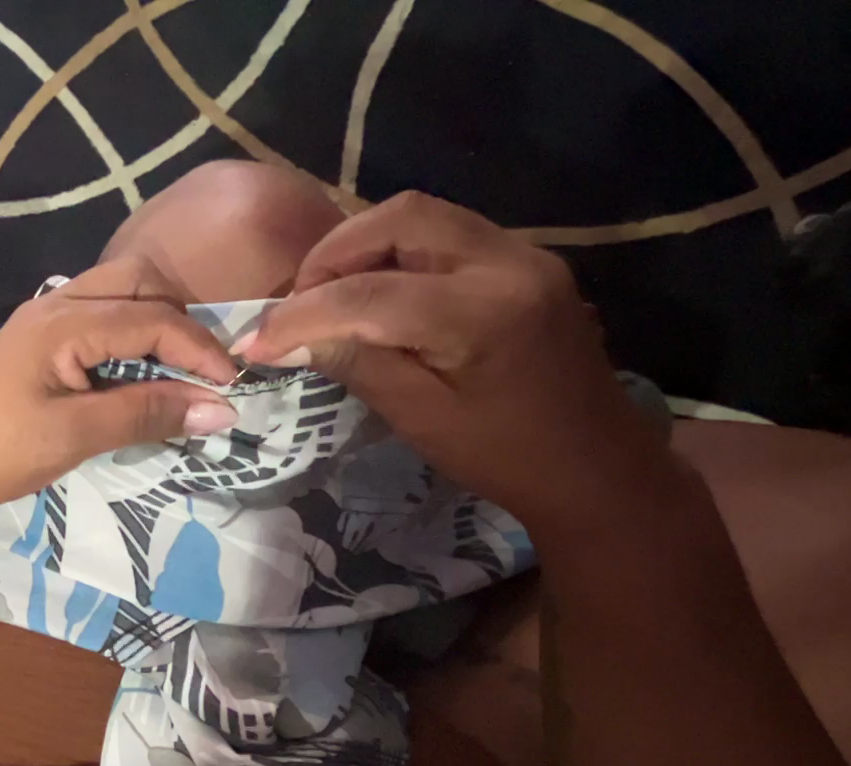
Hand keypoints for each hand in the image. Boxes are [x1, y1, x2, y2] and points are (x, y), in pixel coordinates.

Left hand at [0, 257, 240, 526]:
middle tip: (202, 370)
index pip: (151, 319)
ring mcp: (42, 319)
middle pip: (137, 283)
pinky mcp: (37, 340)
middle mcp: (54, 305)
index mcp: (62, 322)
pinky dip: (128, 334)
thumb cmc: (2, 454)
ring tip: (176, 370)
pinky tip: (137, 370)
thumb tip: (221, 408)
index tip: (231, 386)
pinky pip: (97, 317)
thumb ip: (147, 414)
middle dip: (179, 320)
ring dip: (154, 322)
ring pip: (117, 295)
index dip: (197, 349)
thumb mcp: (77, 435)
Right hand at [242, 192, 681, 537]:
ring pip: (420, 217)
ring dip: (359, 249)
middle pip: (399, 217)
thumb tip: (285, 339)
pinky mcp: (521, 261)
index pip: (368, 292)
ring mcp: (521, 254)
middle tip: (299, 306)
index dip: (301, 313)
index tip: (256, 340)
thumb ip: (355, 363)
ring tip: (327, 300)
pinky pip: (442, 234)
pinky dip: (392, 254)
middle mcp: (508, 262)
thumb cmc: (502, 455)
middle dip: (332, 256)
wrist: (594, 464)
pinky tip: (370, 296)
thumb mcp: (418, 418)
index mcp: (482, 313)